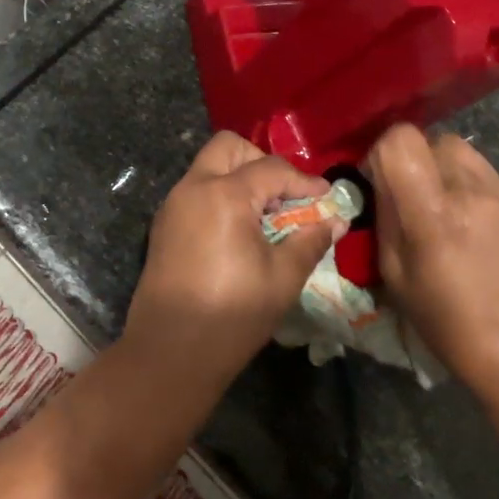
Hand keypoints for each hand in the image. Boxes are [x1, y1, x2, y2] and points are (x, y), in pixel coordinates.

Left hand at [126, 132, 341, 371]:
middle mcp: (194, 187)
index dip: (304, 181)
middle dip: (261, 162)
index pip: (271, 168)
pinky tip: (240, 232)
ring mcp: (173, 204)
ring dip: (240, 178)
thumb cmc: (232, 314)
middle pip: (229, 147)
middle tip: (285, 197)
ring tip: (266, 217)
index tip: (327, 197)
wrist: (170, 351)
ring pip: (209, 167)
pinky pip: (196, 191)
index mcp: (224, 194)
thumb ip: (309, 241)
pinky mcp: (164, 225)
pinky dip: (221, 196)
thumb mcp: (282, 278)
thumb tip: (334, 221)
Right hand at [367, 124, 498, 396]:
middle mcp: (470, 191)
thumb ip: (386, 218)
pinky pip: (480, 170)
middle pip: (429, 138)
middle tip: (404, 194)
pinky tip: (462, 217)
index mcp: (434, 213)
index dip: (382, 150)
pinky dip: (462, 179)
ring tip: (434, 202)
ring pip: (456, 149)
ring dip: (437, 164)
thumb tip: (378, 182)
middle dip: (410, 158)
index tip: (376, 177)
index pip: (401, 140)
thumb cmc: (450, 325)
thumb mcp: (396, 277)